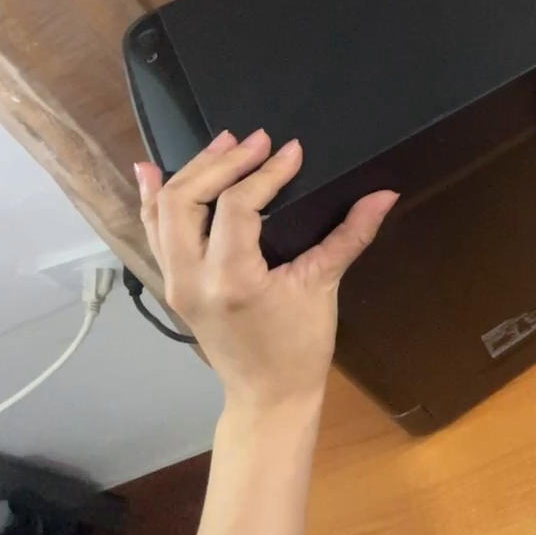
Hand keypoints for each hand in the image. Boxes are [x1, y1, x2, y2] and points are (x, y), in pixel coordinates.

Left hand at [136, 130, 397, 417]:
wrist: (268, 394)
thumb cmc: (299, 345)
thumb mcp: (325, 285)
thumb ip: (352, 235)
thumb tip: (384, 195)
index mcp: (230, 279)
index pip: (236, 206)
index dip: (265, 173)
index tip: (293, 150)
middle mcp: (190, 277)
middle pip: (186, 200)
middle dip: (221, 162)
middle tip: (257, 140)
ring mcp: (174, 281)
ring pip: (163, 212)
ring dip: (191, 172)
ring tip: (223, 142)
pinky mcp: (173, 283)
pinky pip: (153, 232)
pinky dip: (152, 198)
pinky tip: (151, 169)